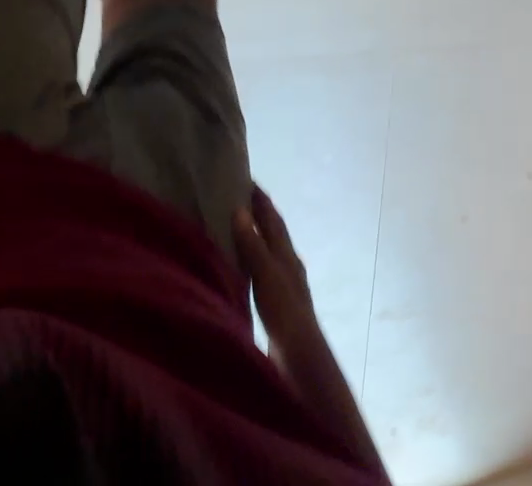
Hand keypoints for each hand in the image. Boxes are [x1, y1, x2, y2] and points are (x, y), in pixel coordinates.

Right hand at [233, 186, 315, 353]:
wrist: (300, 355)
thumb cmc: (284, 311)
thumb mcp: (266, 274)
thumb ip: (253, 244)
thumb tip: (239, 210)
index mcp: (286, 254)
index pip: (272, 217)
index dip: (260, 197)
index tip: (243, 176)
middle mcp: (287, 263)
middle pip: (272, 231)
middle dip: (257, 212)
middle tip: (233, 194)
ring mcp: (283, 282)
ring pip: (268, 249)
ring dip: (253, 233)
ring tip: (231, 223)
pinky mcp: (275, 299)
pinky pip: (260, 267)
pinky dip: (249, 256)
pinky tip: (239, 262)